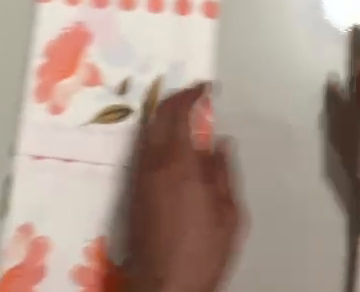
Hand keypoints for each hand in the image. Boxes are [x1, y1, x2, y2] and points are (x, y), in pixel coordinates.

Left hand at [125, 83, 243, 291]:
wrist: (163, 287)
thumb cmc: (202, 254)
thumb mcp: (228, 215)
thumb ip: (223, 173)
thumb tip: (220, 142)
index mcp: (180, 163)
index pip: (180, 111)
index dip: (192, 93)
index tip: (206, 87)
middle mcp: (154, 162)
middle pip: (158, 114)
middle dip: (175, 97)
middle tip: (193, 94)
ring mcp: (139, 175)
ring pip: (146, 129)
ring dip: (162, 113)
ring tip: (181, 112)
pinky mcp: (131, 190)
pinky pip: (141, 147)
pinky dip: (154, 132)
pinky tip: (167, 140)